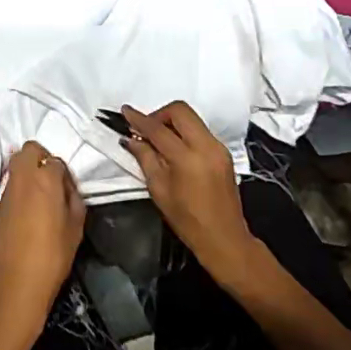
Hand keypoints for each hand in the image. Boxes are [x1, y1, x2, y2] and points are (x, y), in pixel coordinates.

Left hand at [0, 141, 84, 325]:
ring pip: (16, 162)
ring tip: (41, 191)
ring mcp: (8, 189)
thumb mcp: (76, 225)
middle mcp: (23, 177)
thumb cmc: (54, 253)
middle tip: (52, 177)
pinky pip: (11, 181)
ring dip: (29, 168)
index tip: (68, 187)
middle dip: (41, 155)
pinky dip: (20, 184)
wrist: (19, 277)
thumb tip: (66, 186)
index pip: (55, 159)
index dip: (63, 171)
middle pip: (29, 148)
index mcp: (46, 179)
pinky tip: (29, 205)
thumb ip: (73, 197)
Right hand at [121, 102, 265, 287]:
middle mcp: (206, 146)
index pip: (158, 129)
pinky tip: (173, 148)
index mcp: (188, 158)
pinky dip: (183, 132)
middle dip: (159, 115)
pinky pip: (199, 130)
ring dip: (171, 122)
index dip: (139, 119)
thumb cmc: (187, 220)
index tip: (125, 112)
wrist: (225, 238)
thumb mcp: (158, 190)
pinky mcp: (224, 153)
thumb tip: (132, 139)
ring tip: (157, 140)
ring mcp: (218, 148)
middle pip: (180, 111)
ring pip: (191, 118)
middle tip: (145, 130)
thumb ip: (145, 158)